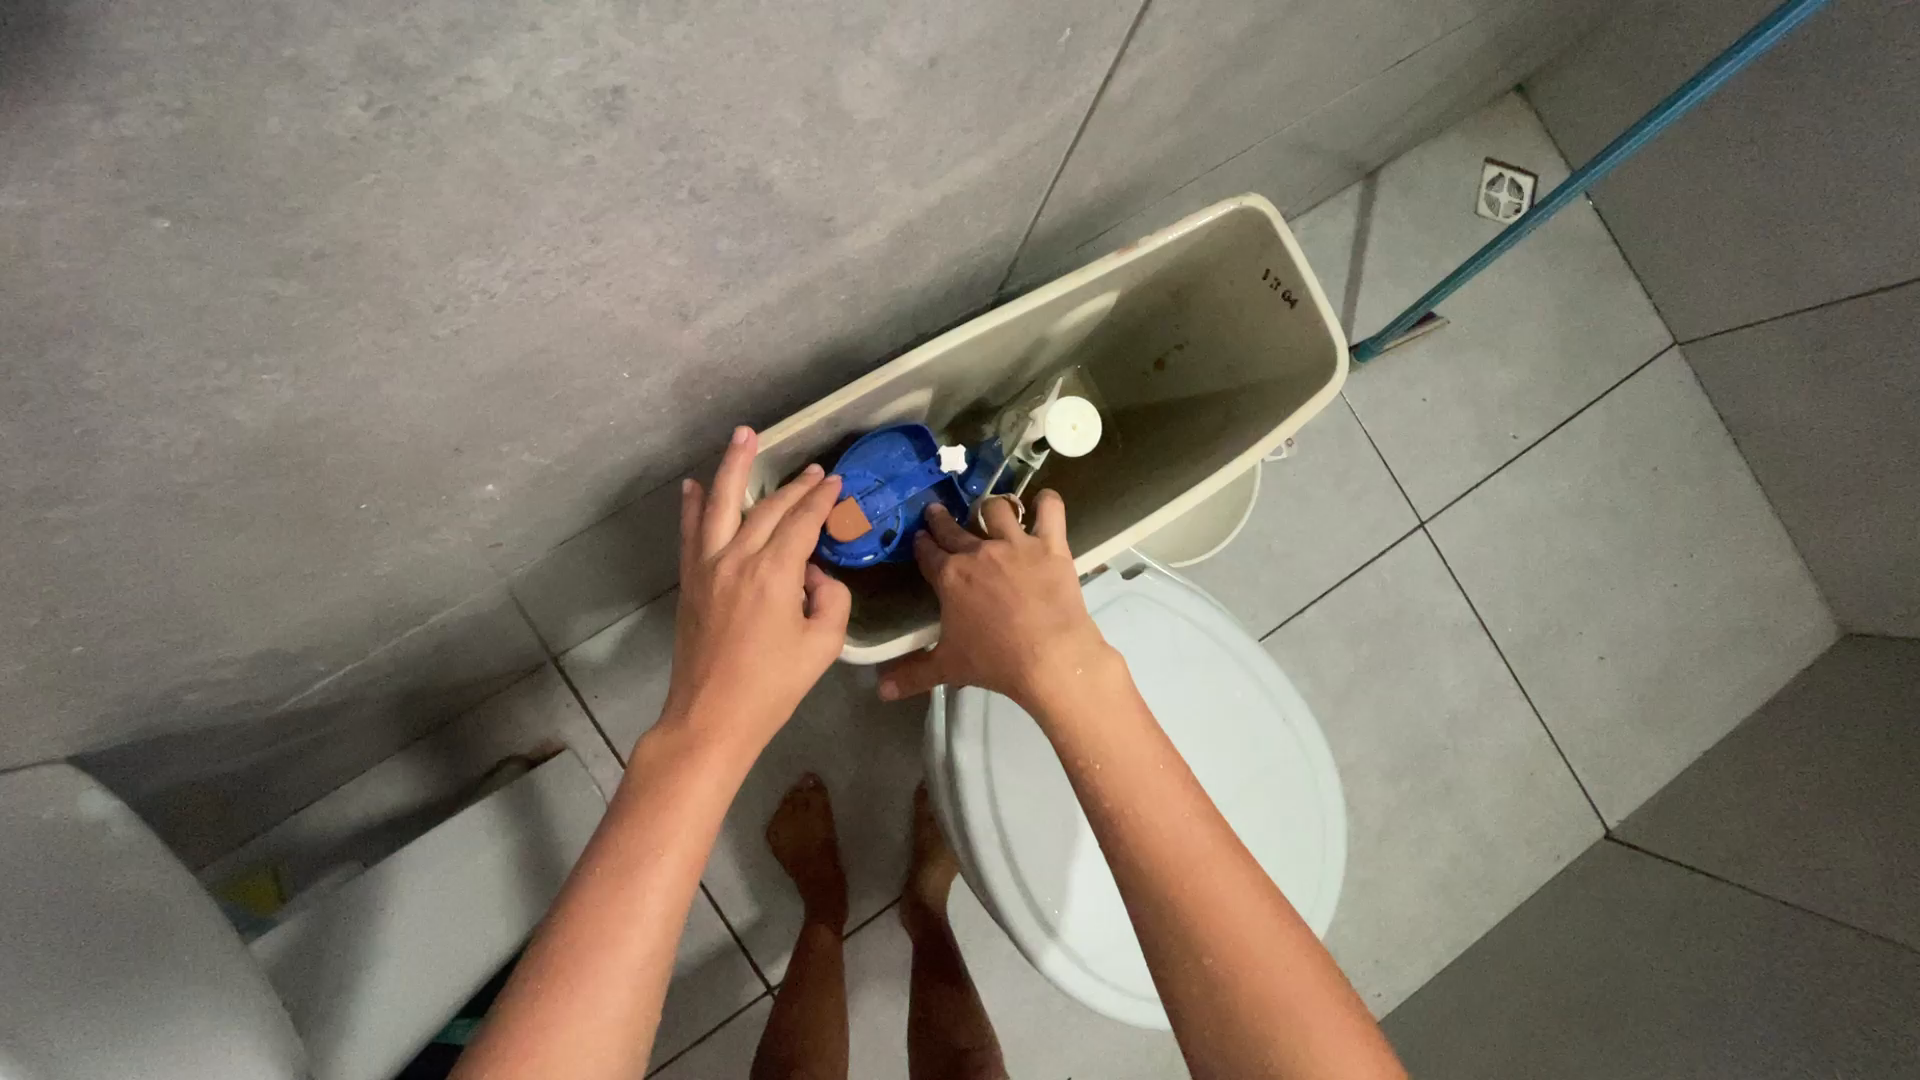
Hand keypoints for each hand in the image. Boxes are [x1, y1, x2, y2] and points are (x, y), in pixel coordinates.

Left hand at [664, 426, 850, 750]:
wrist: (712, 716)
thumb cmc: (773, 685)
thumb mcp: (824, 645)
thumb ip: (831, 599)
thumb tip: (815, 575)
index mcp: (774, 572)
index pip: (802, 520)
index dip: (822, 498)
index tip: (836, 481)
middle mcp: (737, 557)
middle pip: (768, 507)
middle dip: (795, 485)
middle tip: (815, 470)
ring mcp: (706, 566)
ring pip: (719, 503)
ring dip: (732, 466)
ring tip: (743, 435)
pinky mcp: (690, 580)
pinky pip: (690, 531)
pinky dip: (692, 504)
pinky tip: (694, 484)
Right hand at [878, 491, 1117, 714]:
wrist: (1049, 658)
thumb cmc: (994, 662)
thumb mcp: (948, 668)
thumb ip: (912, 675)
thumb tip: (880, 691)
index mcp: (950, 576)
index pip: (928, 552)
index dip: (922, 544)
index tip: (920, 538)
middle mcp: (979, 552)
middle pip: (954, 527)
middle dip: (941, 519)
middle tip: (937, 512)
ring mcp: (1016, 544)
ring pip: (997, 510)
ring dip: (990, 509)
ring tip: (989, 511)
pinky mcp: (1050, 545)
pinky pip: (1050, 510)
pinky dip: (1047, 503)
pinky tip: (1044, 501)